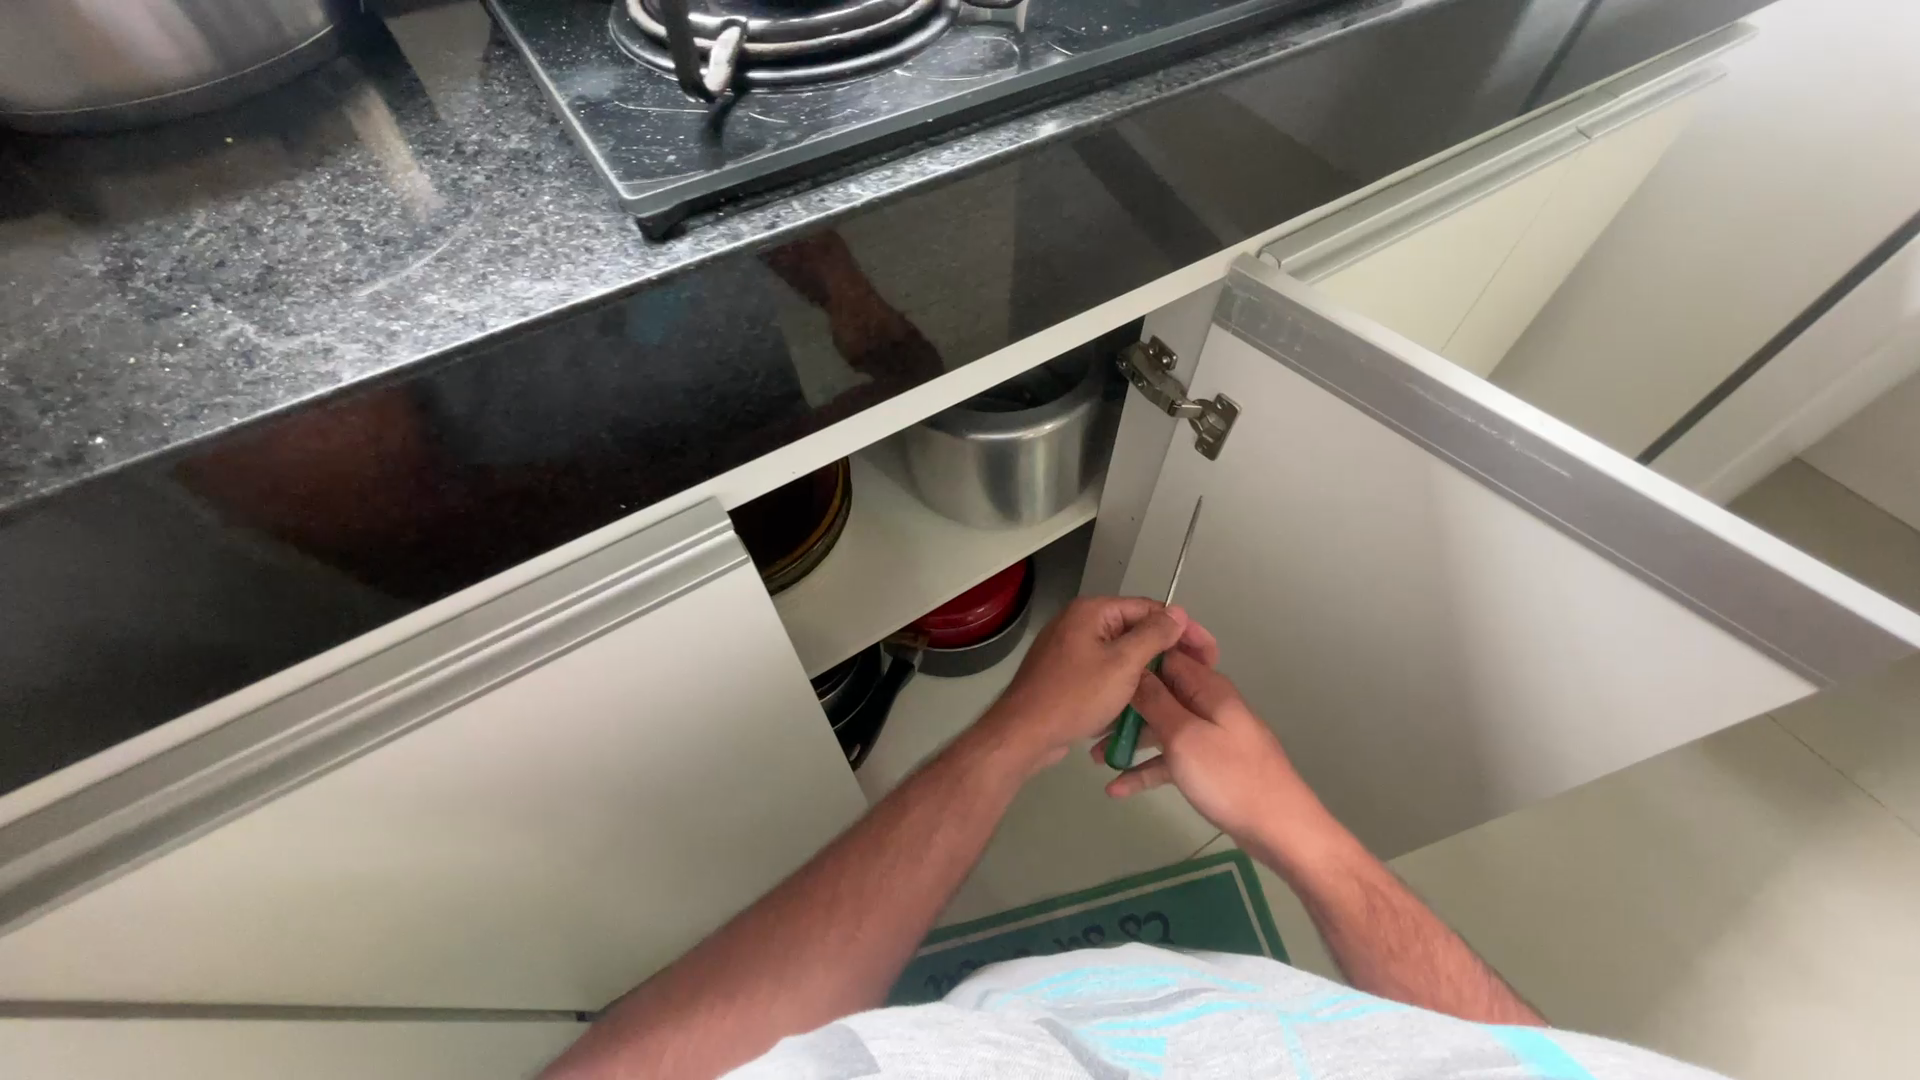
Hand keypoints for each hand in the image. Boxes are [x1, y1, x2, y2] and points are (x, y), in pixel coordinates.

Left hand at [979, 596, 1218, 773]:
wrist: (1025, 733)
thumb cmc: (1075, 696)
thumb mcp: (1122, 664)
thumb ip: (1153, 635)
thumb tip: (1177, 612)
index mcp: (1092, 612)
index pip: (1148, 609)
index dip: (1182, 629)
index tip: (1209, 653)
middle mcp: (1080, 624)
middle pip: (1135, 632)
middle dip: (1165, 654)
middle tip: (1195, 676)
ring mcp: (1070, 650)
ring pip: (1121, 657)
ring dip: (1146, 674)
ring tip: (1174, 693)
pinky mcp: (1067, 675)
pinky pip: (1104, 674)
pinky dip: (1123, 687)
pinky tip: (1142, 707)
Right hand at [1093, 650, 1319, 846]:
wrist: (1280, 829)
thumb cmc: (1229, 777)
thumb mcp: (1183, 735)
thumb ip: (1155, 701)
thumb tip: (1134, 669)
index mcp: (1207, 688)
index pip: (1166, 656)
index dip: (1135, 657)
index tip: (1100, 667)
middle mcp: (1208, 705)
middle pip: (1159, 693)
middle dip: (1125, 704)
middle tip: (1090, 720)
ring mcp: (1210, 736)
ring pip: (1161, 727)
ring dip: (1130, 739)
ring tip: (1093, 755)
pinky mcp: (1209, 765)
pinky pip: (1170, 759)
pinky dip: (1146, 769)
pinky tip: (1116, 787)